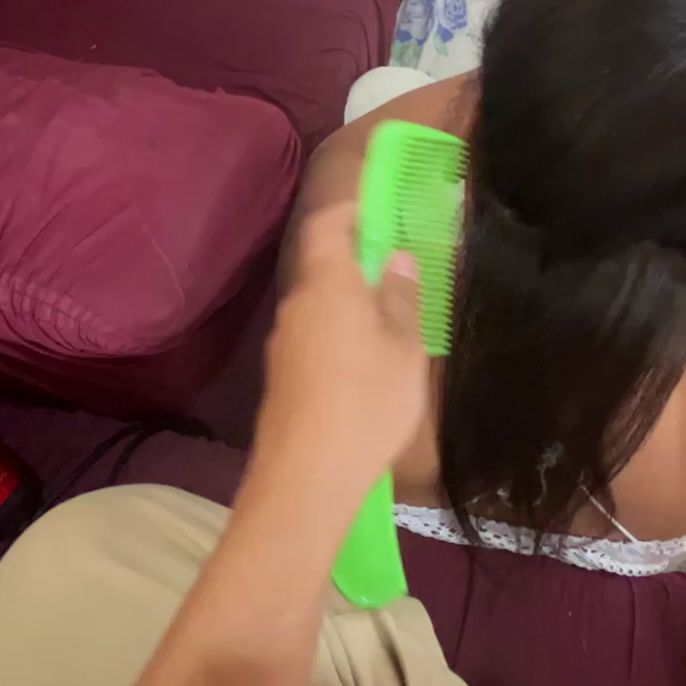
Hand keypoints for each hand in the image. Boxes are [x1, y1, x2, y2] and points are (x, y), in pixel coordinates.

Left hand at [255, 201, 428, 492]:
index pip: (326, 226)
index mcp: (328, 285)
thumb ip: (401, 296)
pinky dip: (338, 335)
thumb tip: (397, 257)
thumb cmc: (367, 402)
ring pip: (319, 306)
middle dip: (356, 261)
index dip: (348, 210)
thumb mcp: (404, 347)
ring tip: (389, 324)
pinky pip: (312, 338)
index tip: (376, 207)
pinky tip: (364, 367)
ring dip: (349, 303)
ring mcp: (283, 343)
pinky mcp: (281, 378)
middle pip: (323, 267)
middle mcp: (297, 306)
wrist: (307, 478)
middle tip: (396, 272)